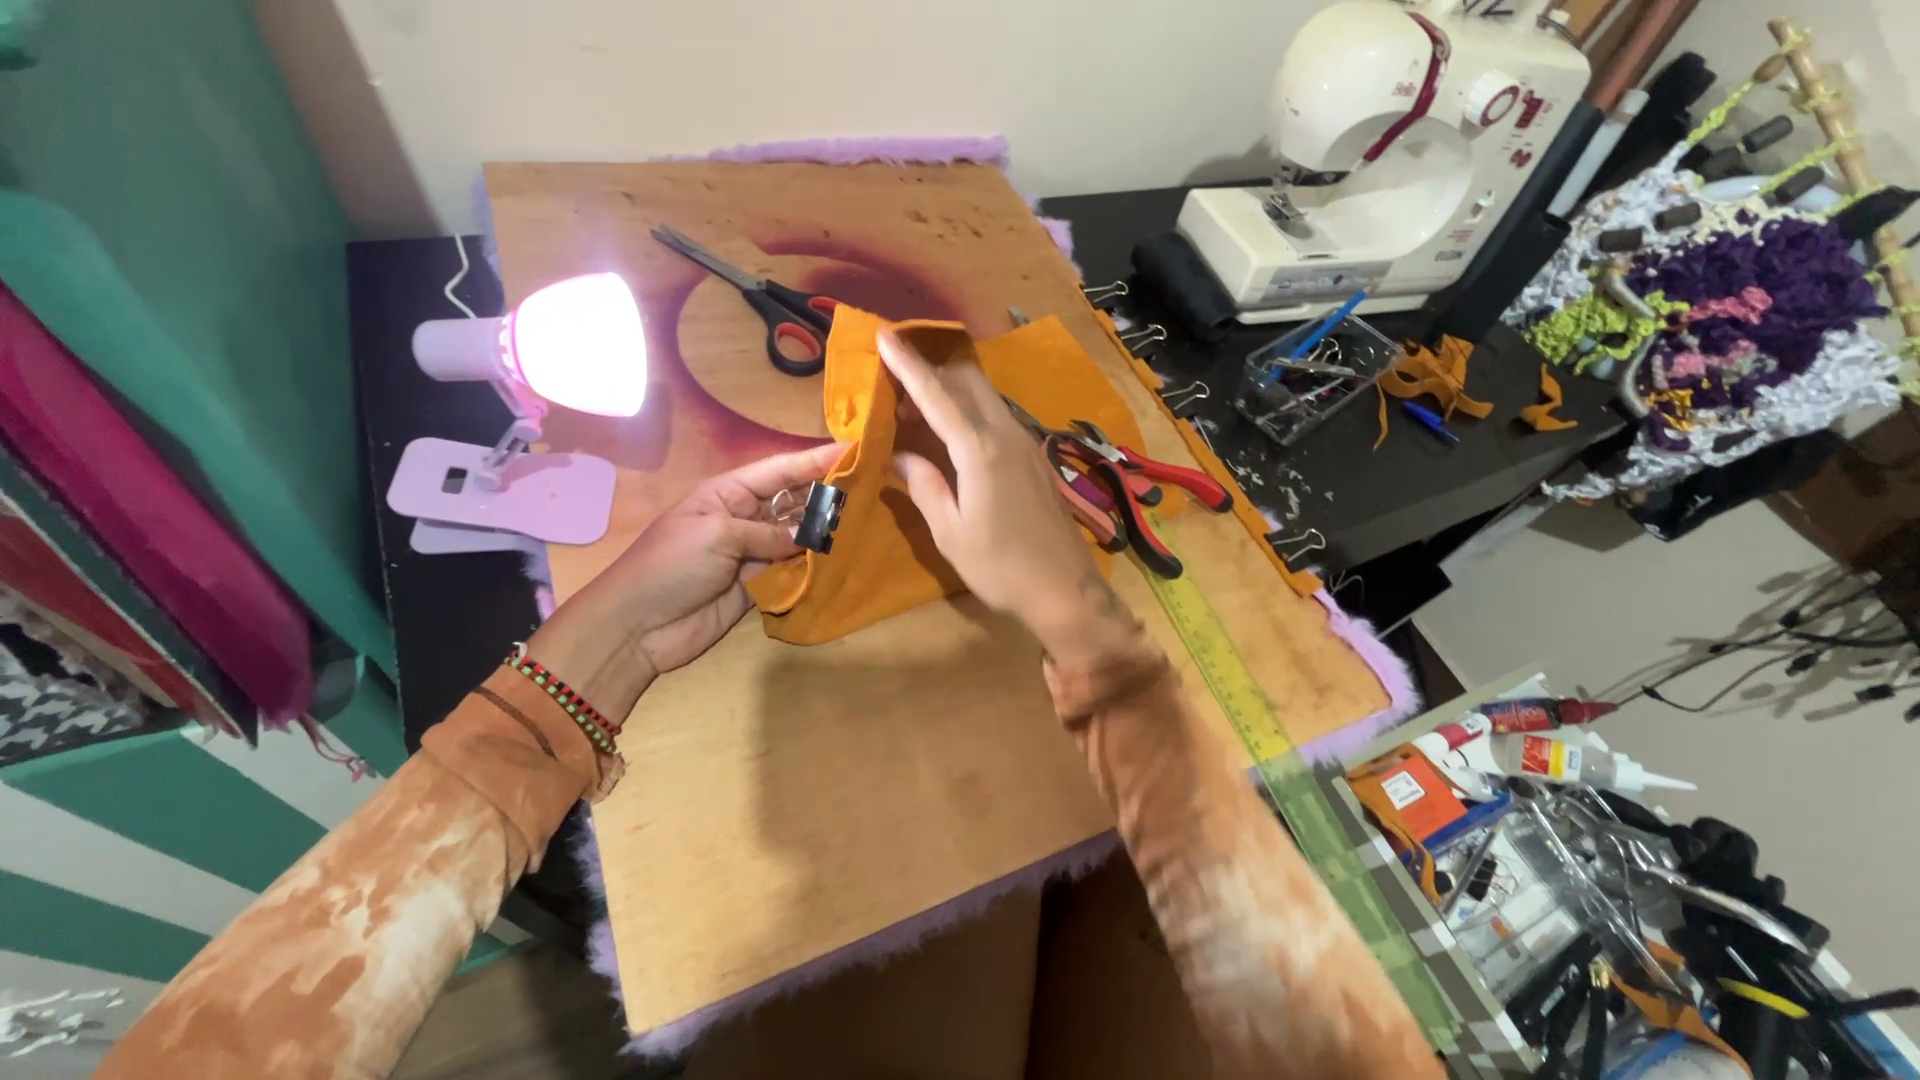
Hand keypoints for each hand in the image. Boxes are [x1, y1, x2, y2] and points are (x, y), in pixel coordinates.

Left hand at [528, 441, 845, 714]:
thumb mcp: (718, 536)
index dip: (818, 459)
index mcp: (729, 492)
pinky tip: (845, 560)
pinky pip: (793, 571)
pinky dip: (815, 567)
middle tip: (874, 487)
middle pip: (795, 500)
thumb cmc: (670, 566)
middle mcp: (745, 517)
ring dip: (827, 532)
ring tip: (870, 521)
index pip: (781, 469)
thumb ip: (768, 533)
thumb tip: (811, 534)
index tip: (857, 449)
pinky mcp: (757, 587)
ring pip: (799, 536)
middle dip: (830, 493)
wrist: (636, 626)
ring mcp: (752, 553)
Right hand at [879, 327, 1136, 662]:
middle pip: (966, 381)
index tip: (883, 334)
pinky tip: (948, 434)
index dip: (908, 364)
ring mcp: (1024, 443)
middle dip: (929, 372)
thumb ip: (924, 485)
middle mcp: (1005, 434)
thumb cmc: (1001, 567)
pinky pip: (994, 415)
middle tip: (892, 386)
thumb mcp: (950, 533)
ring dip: (948, 390)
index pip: (937, 395)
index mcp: (980, 450)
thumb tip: (900, 453)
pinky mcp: (1032, 457)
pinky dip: (966, 410)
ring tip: (913, 410)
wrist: (1064, 590)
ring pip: (983, 395)